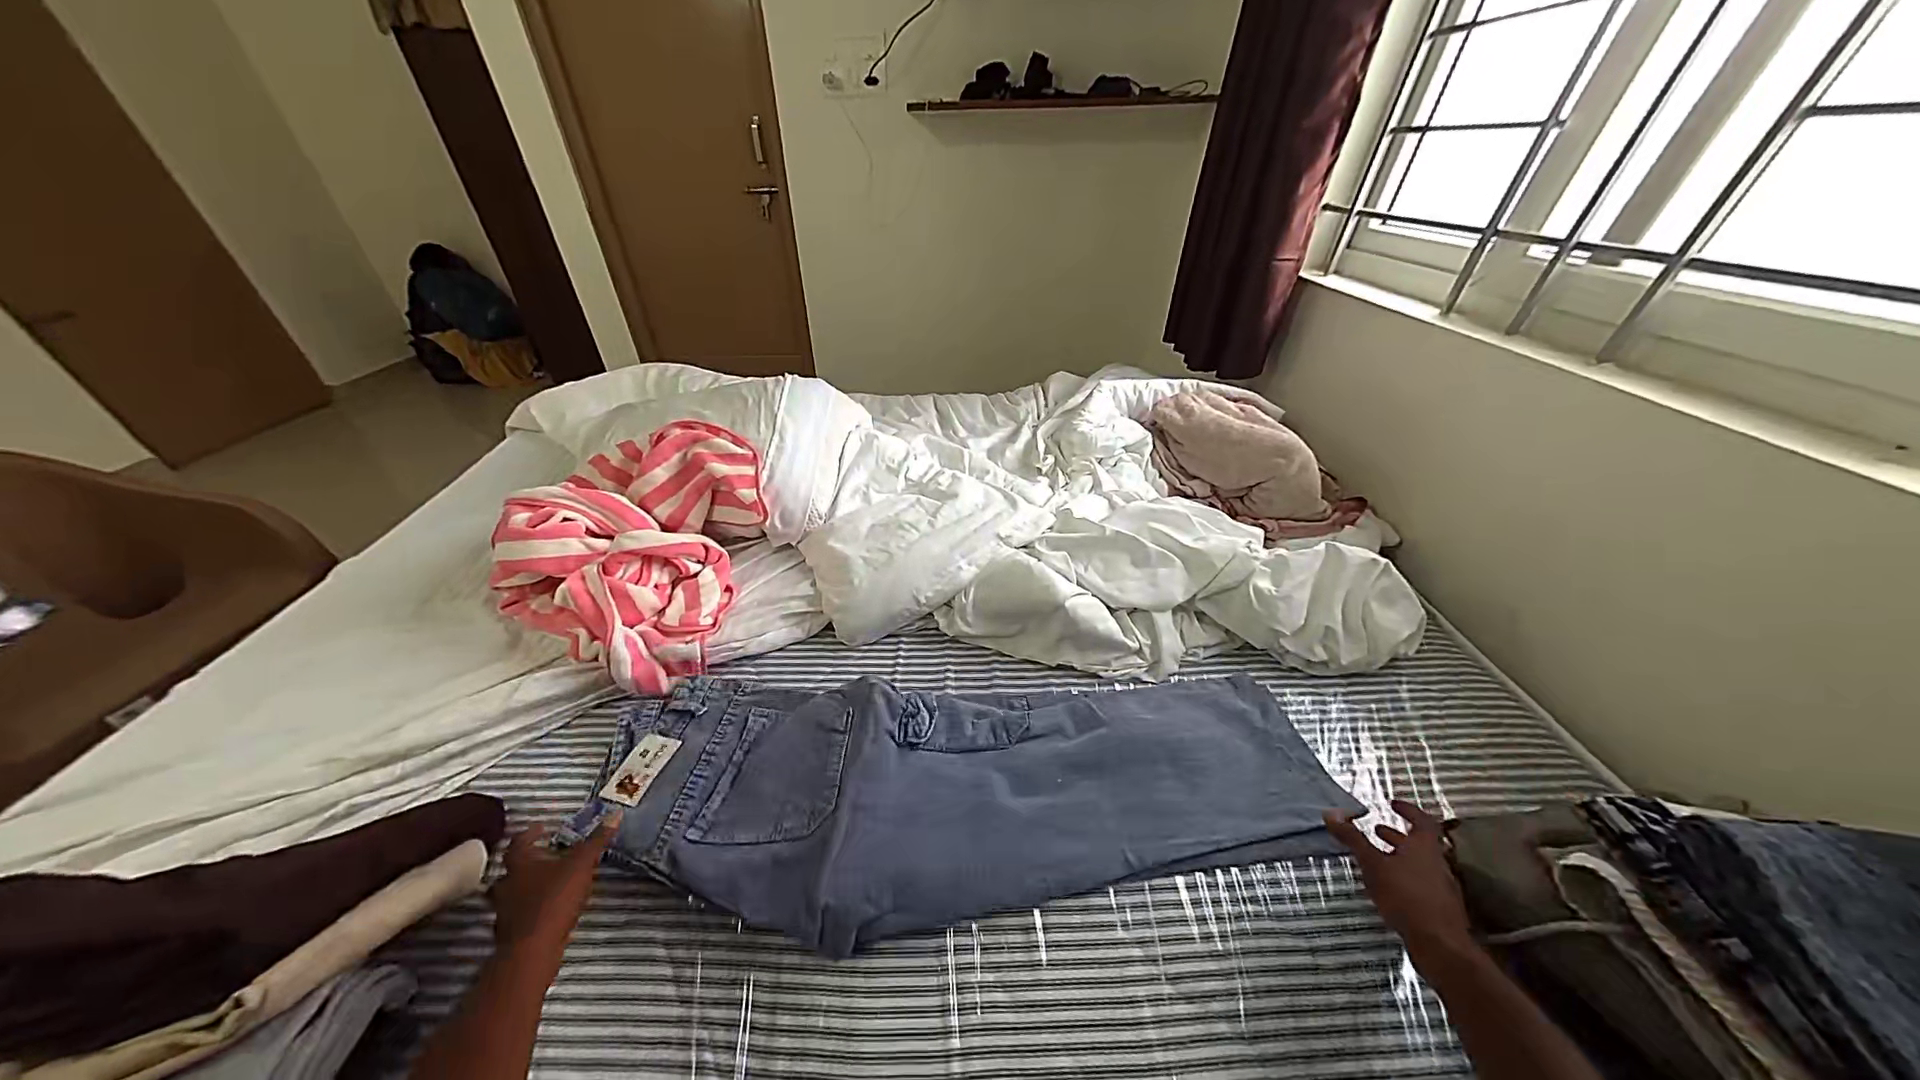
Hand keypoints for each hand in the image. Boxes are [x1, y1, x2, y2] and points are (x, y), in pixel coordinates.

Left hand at [489, 812, 620, 951]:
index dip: (531, 833)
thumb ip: (597, 840)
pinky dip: (531, 906)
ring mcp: (505, 910)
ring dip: (527, 885)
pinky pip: (520, 911)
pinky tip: (547, 907)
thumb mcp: (582, 864)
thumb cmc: (554, 898)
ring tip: (548, 881)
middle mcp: (507, 884)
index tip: (542, 827)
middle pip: (512, 868)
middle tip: (545, 855)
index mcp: (520, 864)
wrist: (532, 949)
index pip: (519, 842)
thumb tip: (614, 814)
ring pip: (513, 891)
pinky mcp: (511, 931)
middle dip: (528, 861)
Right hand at [1325, 799, 1472, 955]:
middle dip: (1398, 835)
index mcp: (1424, 847)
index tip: (1394, 804)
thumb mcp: (1372, 864)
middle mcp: (1437, 863)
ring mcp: (1442, 886)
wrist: (1440, 944)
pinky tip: (1389, 886)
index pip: (1421, 820)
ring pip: (1420, 863)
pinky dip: (1405, 876)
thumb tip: (1331, 813)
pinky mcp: (1440, 907)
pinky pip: (1421, 882)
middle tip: (1379, 830)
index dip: (1408, 810)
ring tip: (1378, 857)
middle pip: (1420, 843)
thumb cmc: (1406, 896)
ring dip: (1400, 856)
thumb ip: (1353, 839)